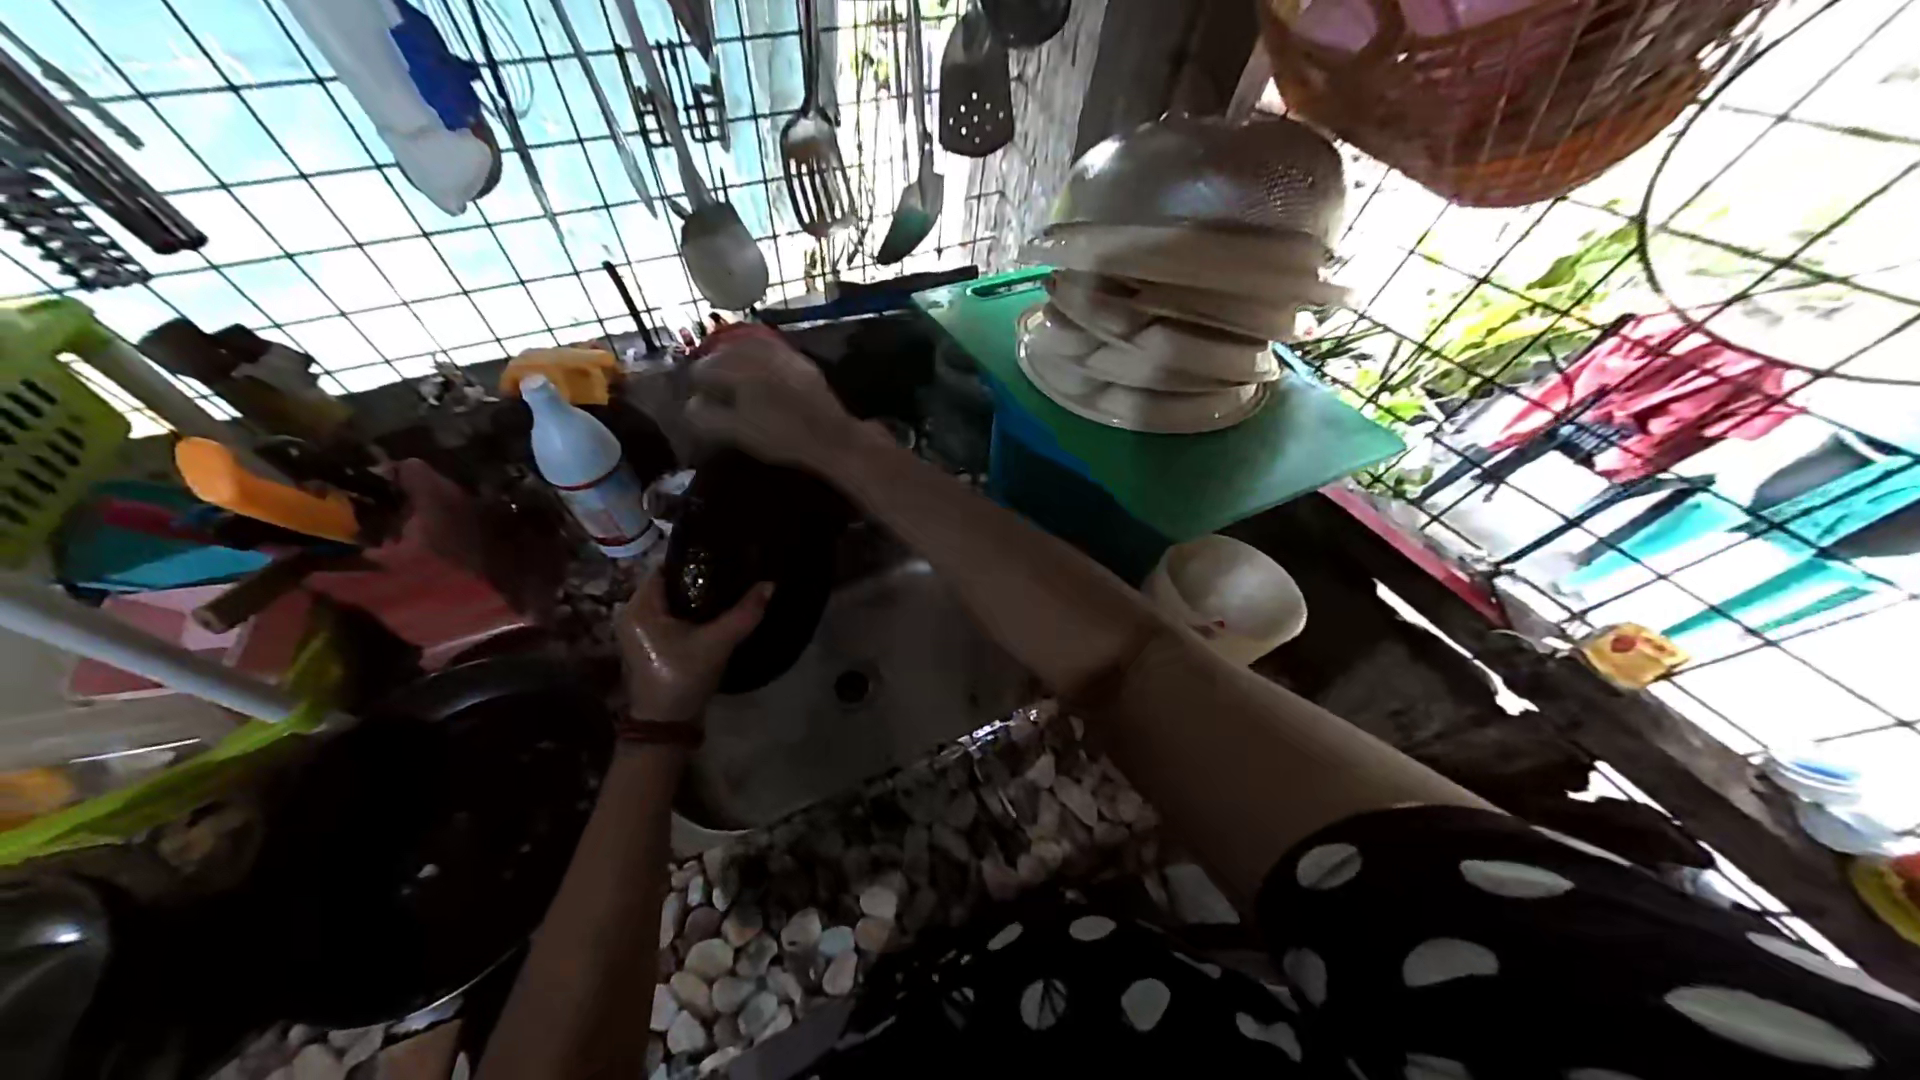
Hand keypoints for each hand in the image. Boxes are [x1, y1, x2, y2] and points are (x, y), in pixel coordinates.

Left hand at [616, 571, 771, 727]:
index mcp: (640, 607)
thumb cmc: (683, 678)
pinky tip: (714, 613)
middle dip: (698, 579)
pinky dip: (689, 612)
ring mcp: (637, 630)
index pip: (665, 568)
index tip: (723, 558)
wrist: (666, 724)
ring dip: (695, 597)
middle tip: (731, 573)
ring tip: (727, 589)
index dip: (694, 561)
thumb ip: (744, 613)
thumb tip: (770, 584)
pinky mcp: (647, 643)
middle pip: (668, 584)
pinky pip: (669, 616)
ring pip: (670, 601)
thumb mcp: (717, 643)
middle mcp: (631, 613)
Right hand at [685, 326, 866, 472]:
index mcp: (737, 369)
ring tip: (732, 379)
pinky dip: (756, 356)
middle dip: (713, 369)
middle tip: (713, 390)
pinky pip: (769, 348)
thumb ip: (707, 417)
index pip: (702, 370)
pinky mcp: (798, 358)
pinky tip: (758, 373)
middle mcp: (757, 353)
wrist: (830, 435)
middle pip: (722, 353)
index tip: (699, 400)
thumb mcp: (737, 432)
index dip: (696, 386)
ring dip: (733, 359)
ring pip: (745, 345)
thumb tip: (691, 404)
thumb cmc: (780, 436)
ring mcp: (780, 352)